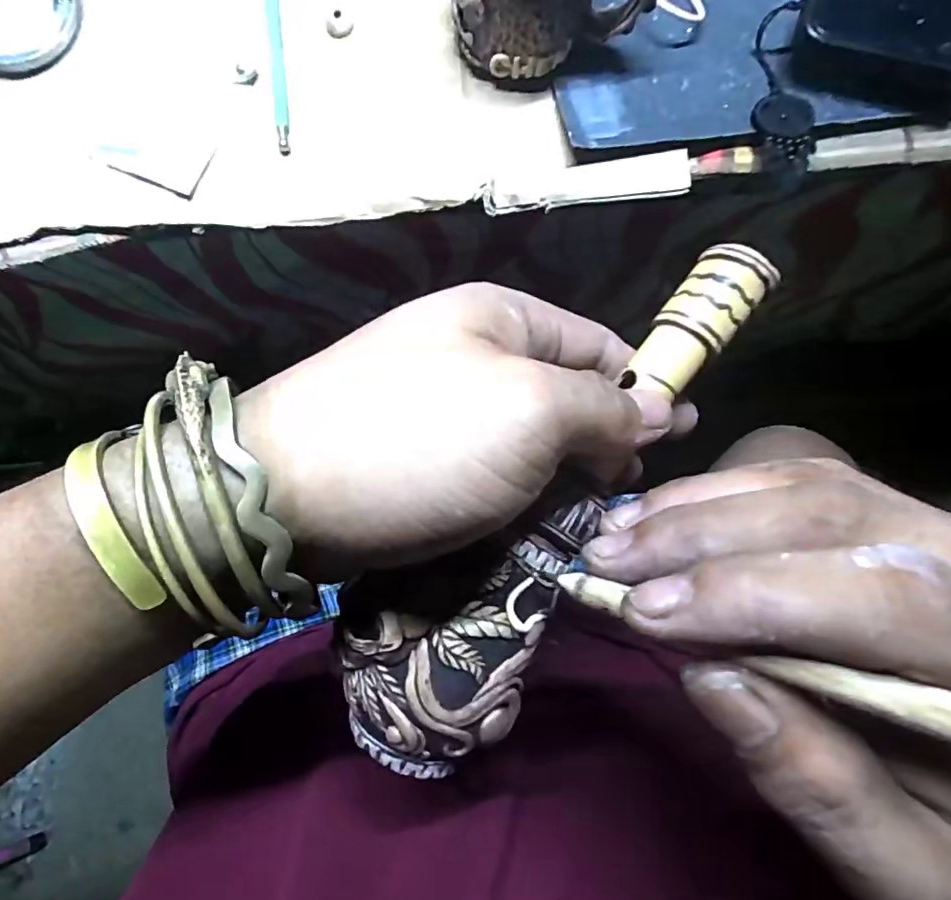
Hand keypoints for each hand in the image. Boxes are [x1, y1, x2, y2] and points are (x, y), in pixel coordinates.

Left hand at [235, 283, 691, 578]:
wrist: (283, 494)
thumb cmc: (415, 443)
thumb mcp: (529, 413)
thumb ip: (601, 409)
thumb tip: (653, 413)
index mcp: (498, 317)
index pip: (599, 346)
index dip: (641, 396)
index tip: (667, 453)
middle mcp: (463, 355)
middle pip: (558, 399)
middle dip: (592, 449)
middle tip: (614, 507)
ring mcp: (429, 411)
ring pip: (517, 447)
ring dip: (546, 486)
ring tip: (569, 527)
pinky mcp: (405, 461)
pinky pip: (474, 477)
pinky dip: (500, 503)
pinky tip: (515, 531)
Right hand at [579, 456, 950, 899]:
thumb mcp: (917, 885)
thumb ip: (821, 787)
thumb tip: (706, 677)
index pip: (905, 603)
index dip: (758, 594)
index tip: (645, 612)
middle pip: (854, 520)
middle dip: (707, 536)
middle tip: (603, 564)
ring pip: (831, 486)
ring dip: (705, 506)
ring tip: (614, 536)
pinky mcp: (940, 532)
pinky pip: (823, 486)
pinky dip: (728, 495)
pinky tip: (662, 516)